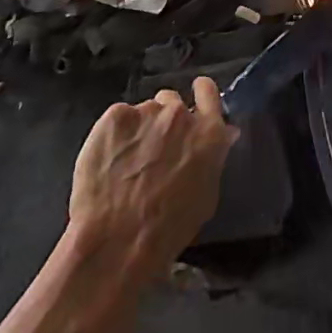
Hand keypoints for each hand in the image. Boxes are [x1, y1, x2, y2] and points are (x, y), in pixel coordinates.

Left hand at [67, 76, 239, 272]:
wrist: (117, 240)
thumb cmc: (168, 228)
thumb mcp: (206, 195)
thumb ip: (212, 156)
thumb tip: (222, 136)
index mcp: (209, 132)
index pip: (209, 92)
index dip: (200, 94)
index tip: (193, 99)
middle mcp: (180, 114)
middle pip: (172, 101)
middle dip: (164, 120)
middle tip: (153, 149)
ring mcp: (146, 111)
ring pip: (143, 112)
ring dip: (139, 129)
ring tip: (126, 161)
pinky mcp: (115, 116)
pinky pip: (118, 119)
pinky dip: (114, 135)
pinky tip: (108, 161)